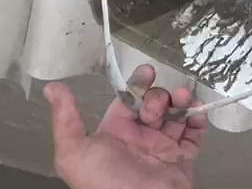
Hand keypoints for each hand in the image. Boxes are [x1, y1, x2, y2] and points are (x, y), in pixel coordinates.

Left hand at [46, 65, 208, 188]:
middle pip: (153, 103)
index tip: (148, 72)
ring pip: (176, 113)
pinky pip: (195, 130)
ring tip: (184, 99)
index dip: (138, 85)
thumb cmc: (106, 183)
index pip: (128, 101)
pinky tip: (196, 110)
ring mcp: (163, 148)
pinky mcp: (183, 157)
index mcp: (115, 136)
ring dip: (182, 100)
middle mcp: (139, 139)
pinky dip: (199, 116)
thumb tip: (52, 87)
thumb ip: (66, 120)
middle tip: (159, 105)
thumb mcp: (75, 154)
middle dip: (159, 95)